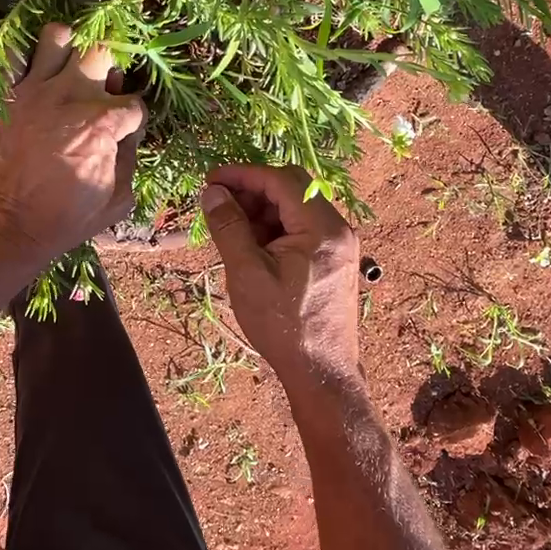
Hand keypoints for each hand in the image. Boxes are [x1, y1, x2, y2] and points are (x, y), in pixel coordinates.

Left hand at [0, 24, 145, 268]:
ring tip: (68, 67)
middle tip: (100, 88)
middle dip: (109, 67)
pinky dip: (22, 54)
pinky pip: (11, 54)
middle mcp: (72, 96)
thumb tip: (128, 131)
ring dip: (69, 47)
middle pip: (103, 50)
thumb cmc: (68, 218)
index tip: (120, 134)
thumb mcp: (119, 199)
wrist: (11, 225)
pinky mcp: (7, 95)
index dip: (132, 119)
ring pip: (58, 36)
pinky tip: (32, 70)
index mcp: (103, 123)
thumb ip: (131, 157)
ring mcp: (36, 90)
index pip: (134, 103)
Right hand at [200, 164, 360, 391]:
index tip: (211, 180)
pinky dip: (274, 227)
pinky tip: (251, 244)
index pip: (281, 180)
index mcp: (322, 228)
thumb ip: (229, 227)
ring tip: (230, 227)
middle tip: (218, 201)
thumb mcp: (247, 273)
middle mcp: (338, 228)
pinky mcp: (334, 259)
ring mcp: (339, 244)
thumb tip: (212, 192)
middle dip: (252, 189)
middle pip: (292, 188)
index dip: (243, 175)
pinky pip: (301, 227)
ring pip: (295, 207)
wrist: (321, 374)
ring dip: (261, 209)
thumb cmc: (283, 326)